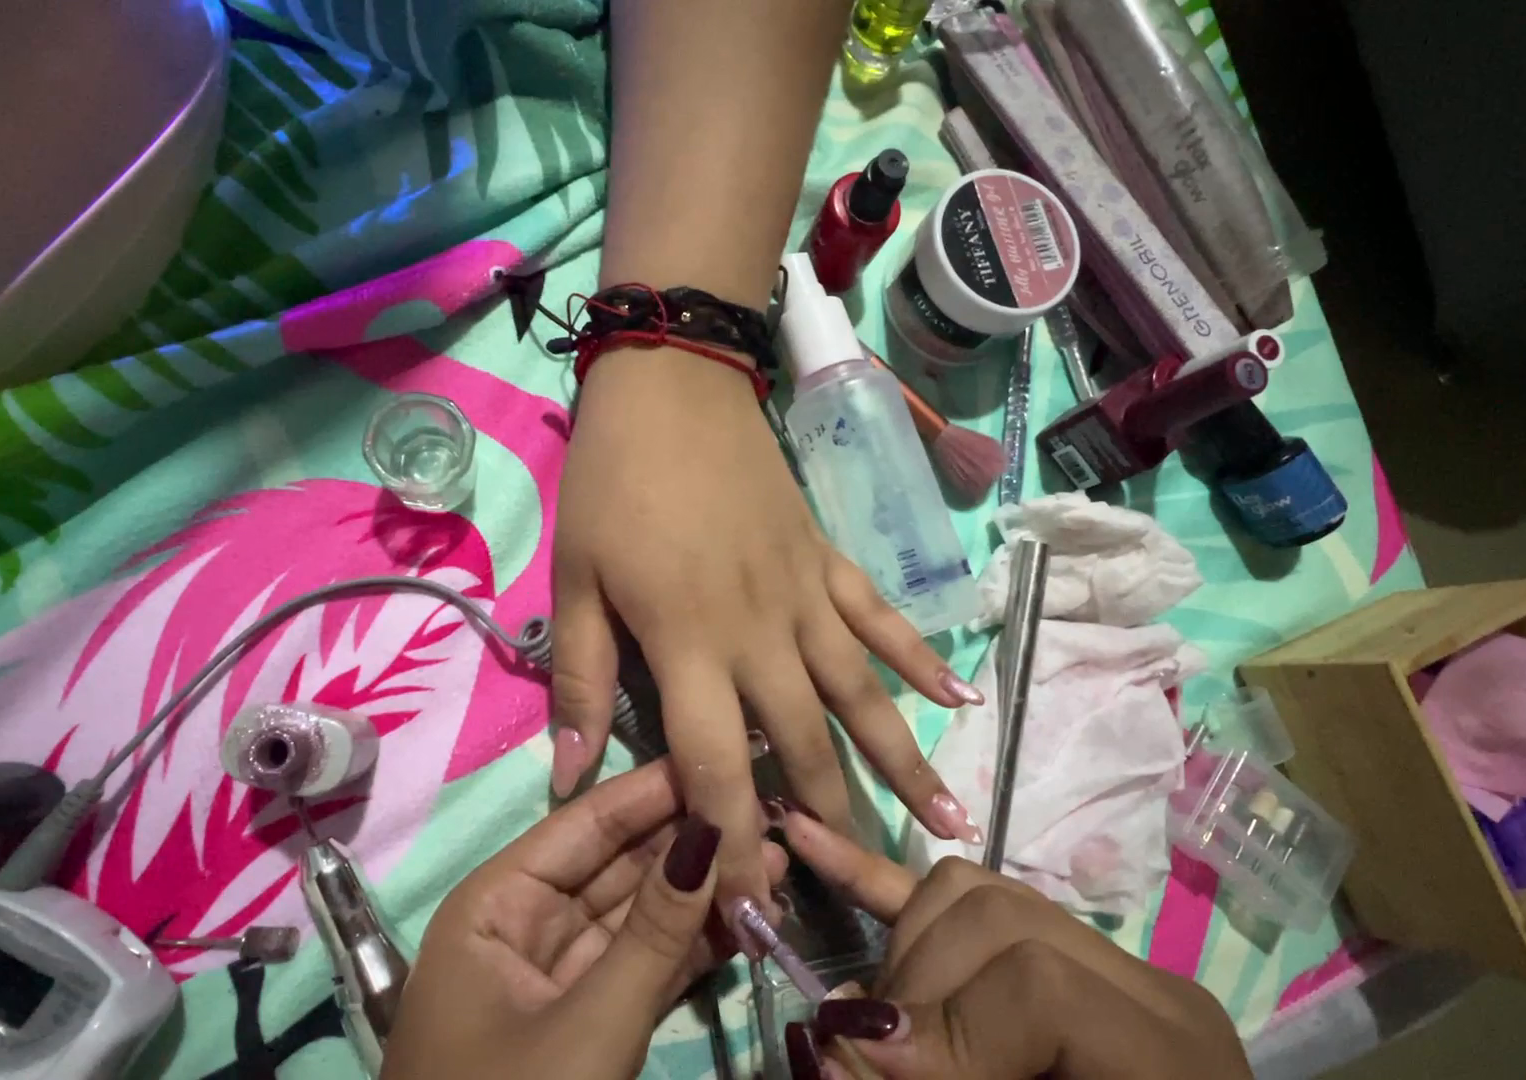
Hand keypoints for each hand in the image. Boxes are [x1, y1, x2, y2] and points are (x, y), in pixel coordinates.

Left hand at [381, 762, 786, 1079]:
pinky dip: (694, 949)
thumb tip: (711, 833)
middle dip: (691, 843)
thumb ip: (655, 931)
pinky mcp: (589, 1020)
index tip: (721, 754)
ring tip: (778, 860)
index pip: (586, 824)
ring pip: (639, 916)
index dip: (655, 790)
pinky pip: (645, 966)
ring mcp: (559, 974)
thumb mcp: (588, 1025)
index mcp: (496, 904)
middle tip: (767, 810)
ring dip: (704, 895)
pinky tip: (748, 920)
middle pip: (617, 865)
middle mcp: (525, 924)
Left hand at [551, 349, 985, 908]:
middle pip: (801, 743)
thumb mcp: (578, 582)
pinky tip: (957, 697)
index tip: (751, 909)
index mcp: (689, 645)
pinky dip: (917, 658)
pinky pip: (878, 616)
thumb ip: (584, 682)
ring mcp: (805, 594)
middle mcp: (760, 633)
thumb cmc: (613, 485)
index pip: (714, 770)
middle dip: (829, 819)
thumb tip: (568, 777)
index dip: (731, 845)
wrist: (672, 389)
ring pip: (860, 691)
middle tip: (864, 884)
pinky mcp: (827, 558)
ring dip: (901, 759)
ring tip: (947, 821)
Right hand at [775, 810, 1251, 1079]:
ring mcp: (1087, 948)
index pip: (1036, 984)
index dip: (946, 1026)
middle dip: (911, 984)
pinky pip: (958, 895)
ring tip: (876, 1016)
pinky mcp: (1038, 943)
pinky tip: (807, 837)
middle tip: (865, 1054)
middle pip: (990, 915)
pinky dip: (877, 875)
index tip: (871, 1068)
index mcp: (1164, 1049)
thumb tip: (833, 1049)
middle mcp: (1133, 977)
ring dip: (902, 948)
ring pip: (965, 889)